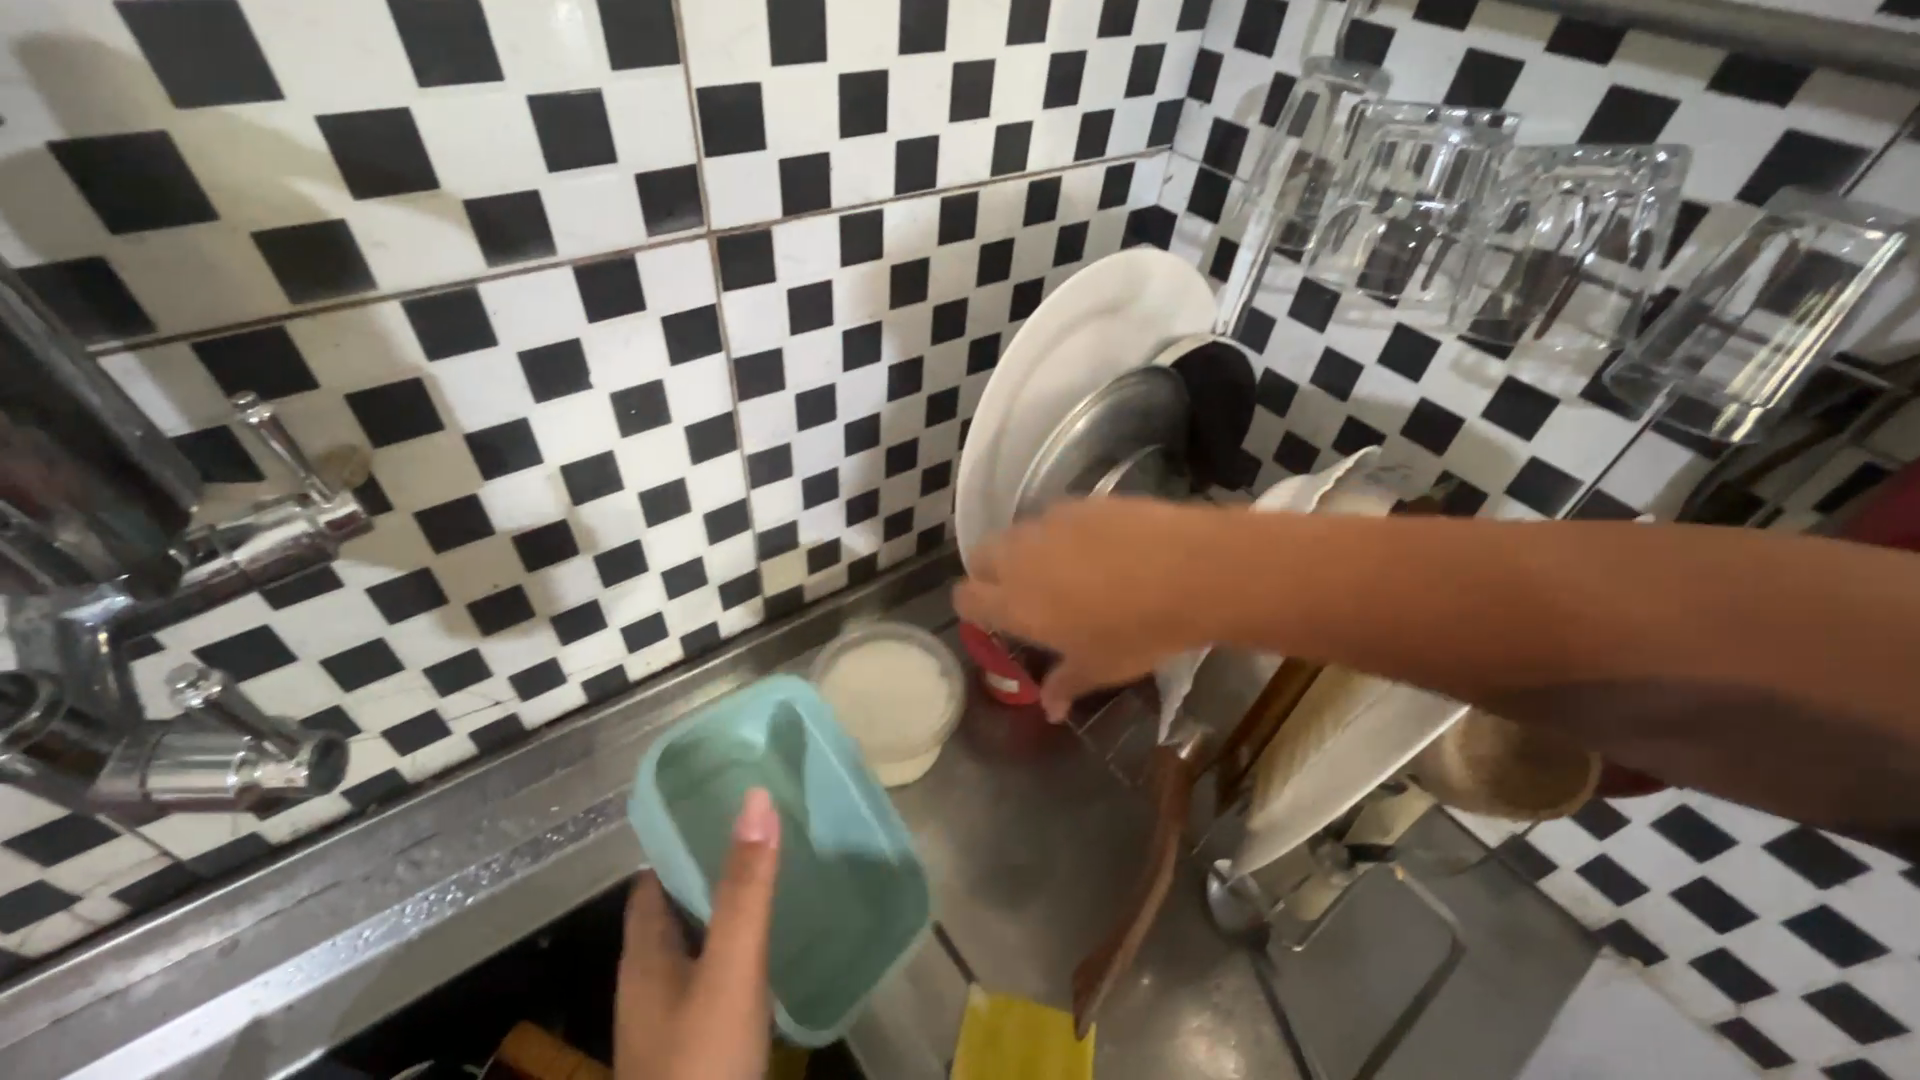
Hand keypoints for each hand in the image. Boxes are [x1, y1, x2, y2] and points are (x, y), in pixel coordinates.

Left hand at [616, 788, 781, 1079]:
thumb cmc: (703, 1056)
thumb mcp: (731, 967)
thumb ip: (745, 889)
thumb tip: (754, 799)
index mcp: (643, 954)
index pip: (653, 879)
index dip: (683, 841)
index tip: (726, 808)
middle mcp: (647, 982)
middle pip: (674, 913)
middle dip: (711, 875)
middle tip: (765, 838)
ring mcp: (667, 1020)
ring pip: (694, 948)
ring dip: (724, 916)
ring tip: (776, 883)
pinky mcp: (692, 1047)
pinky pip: (711, 982)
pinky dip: (735, 957)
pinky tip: (770, 956)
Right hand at [955, 498, 1235, 720]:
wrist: (1191, 571)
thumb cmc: (1138, 631)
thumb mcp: (1101, 668)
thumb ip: (1065, 684)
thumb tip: (1050, 708)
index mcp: (1013, 602)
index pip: (965, 599)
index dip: (974, 610)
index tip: (994, 621)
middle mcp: (1020, 557)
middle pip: (981, 556)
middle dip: (992, 573)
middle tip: (1024, 594)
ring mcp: (1050, 523)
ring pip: (1018, 533)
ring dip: (1026, 550)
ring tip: (1063, 569)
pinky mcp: (1082, 501)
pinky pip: (1055, 516)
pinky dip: (1063, 531)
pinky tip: (1097, 547)